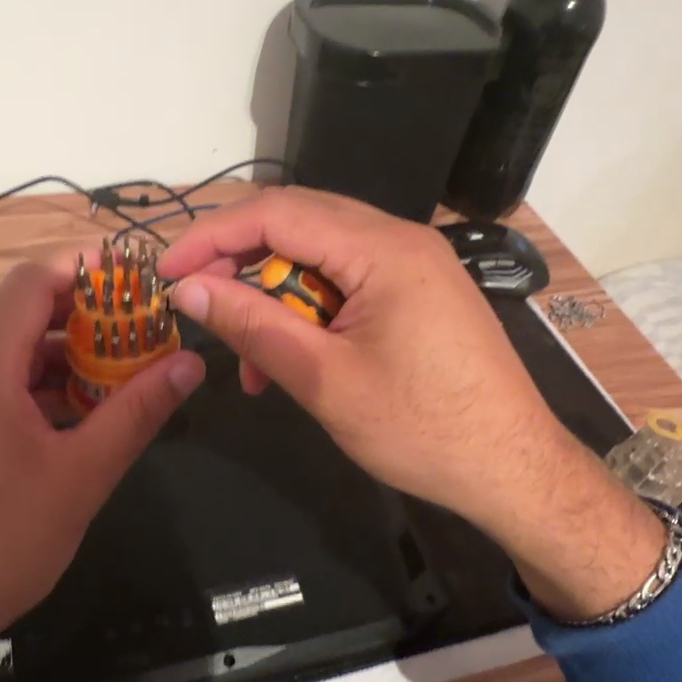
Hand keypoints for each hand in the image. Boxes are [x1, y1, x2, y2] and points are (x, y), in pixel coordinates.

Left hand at [0, 257, 206, 659]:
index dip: (84, 270)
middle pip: (23, 319)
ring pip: (13, 362)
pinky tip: (80, 428)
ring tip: (123, 384)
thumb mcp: (83, 474)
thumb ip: (137, 412)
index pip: (31, 282)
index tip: (135, 281)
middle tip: (143, 337)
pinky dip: (43, 396)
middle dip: (87, 321)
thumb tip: (190, 363)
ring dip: (68, 363)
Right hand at [158, 187, 664, 620]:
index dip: (211, 237)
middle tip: (199, 304)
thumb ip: (253, 326)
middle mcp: (401, 238)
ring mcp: (416, 263)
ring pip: (320, 256)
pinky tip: (294, 361)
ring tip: (251, 361)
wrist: (514, 468)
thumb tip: (188, 290)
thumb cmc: (421, 429)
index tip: (167, 272)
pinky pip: (348, 281)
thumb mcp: (324, 379)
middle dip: (240, 262)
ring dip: (275, 298)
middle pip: (298, 223)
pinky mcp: (420, 291)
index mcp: (383, 249)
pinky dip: (310, 312)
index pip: (276, 213)